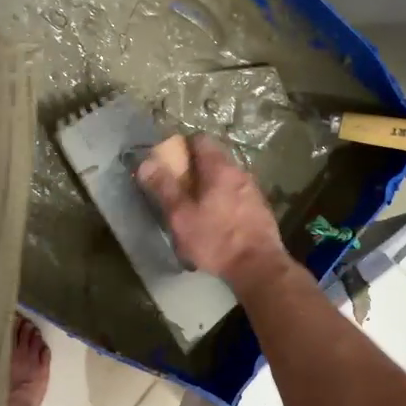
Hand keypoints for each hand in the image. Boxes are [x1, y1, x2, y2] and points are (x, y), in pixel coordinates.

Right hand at [136, 134, 292, 294]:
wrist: (258, 266)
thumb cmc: (215, 239)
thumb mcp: (181, 216)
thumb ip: (163, 187)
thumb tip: (145, 162)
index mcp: (219, 168)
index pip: (199, 139)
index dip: (181, 146)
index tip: (169, 162)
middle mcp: (239, 172)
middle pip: (213, 158)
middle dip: (194, 168)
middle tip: (177, 187)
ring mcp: (253, 189)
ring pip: (226, 177)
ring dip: (210, 185)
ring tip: (195, 206)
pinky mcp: (260, 208)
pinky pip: (236, 193)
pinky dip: (223, 199)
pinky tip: (216, 220)